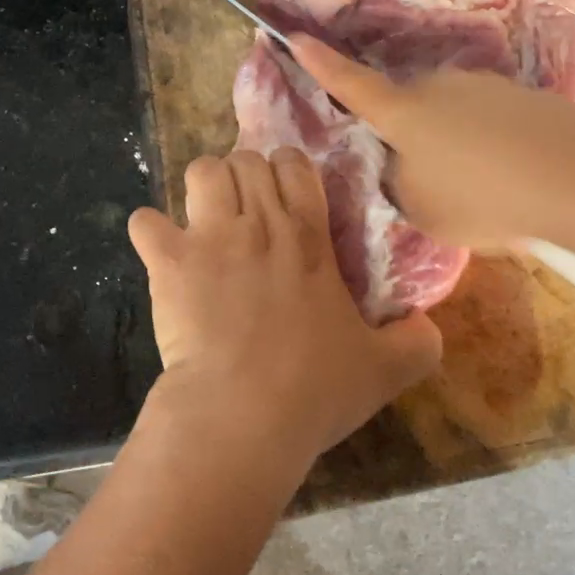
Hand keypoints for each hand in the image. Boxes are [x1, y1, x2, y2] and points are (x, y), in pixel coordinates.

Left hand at [128, 148, 441, 463]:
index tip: (287, 197)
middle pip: (245, 159)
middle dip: (245, 177)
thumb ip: (417, 343)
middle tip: (248, 213)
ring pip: (202, 171)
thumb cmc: (314, 389)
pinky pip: (145, 222)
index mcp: (307, 237)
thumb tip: (429, 327)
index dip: (288, 171)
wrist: (243, 415)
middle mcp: (258, 223)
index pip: (294, 164)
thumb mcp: (385, 371)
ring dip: (204, 189)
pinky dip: (151, 232)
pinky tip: (162, 253)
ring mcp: (209, 238)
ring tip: (208, 221)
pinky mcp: (169, 263)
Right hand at [288, 35, 574, 249]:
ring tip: (486, 188)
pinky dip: (494, 144)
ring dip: (458, 143)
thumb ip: (402, 184)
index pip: (351, 85)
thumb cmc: (482, 197)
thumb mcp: (422, 209)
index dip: (320, 64)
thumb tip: (407, 168)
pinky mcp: (523, 96)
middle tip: (434, 182)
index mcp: (403, 113)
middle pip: (411, 109)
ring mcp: (483, 86)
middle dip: (413, 137)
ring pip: (454, 115)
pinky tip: (518, 178)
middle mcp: (438, 87)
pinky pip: (492, 120)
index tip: (295, 37)